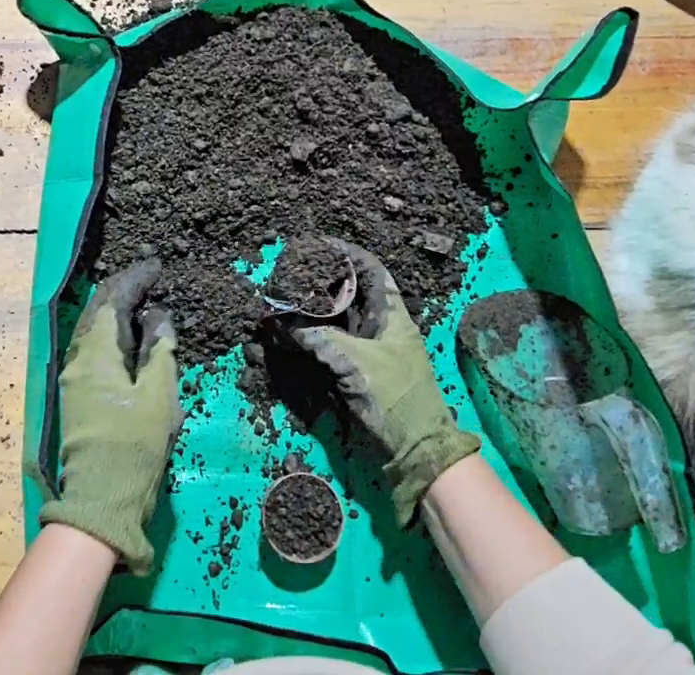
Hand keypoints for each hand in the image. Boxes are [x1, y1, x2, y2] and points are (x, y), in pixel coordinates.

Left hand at [38, 258, 179, 572]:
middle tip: (150, 281)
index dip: (135, 280)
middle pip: (98, 312)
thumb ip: (159, 350)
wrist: (103, 498)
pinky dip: (115, 334)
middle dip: (123, 292)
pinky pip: (96, 349)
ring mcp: (75, 378)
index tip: (156, 268)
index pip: (112, 301)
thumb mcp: (158, 395)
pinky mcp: (80, 395)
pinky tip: (133, 337)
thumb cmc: (134, 445)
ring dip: (118, 313)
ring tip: (144, 303)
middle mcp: (78, 359)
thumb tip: (156, 317)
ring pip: (95, 331)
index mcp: (96, 353)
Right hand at [292, 239, 479, 525]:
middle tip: (293, 272)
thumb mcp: (356, 361)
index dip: (349, 254)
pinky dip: (310, 337)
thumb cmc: (395, 396)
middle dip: (323, 281)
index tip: (322, 244)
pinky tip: (289, 332)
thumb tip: (279, 321)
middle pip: (350, 293)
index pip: (372, 271)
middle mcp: (380, 327)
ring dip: (313, 310)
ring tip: (285, 297)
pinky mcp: (357, 372)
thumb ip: (317, 338)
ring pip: (337, 320)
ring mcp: (369, 350)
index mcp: (391, 315)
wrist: (415, 450)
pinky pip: (330, 345)